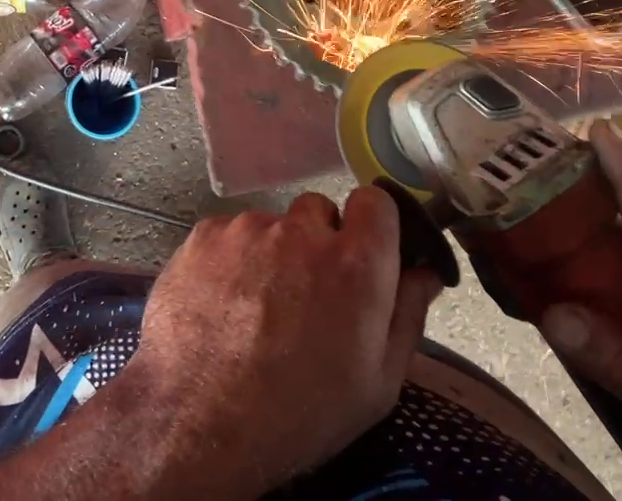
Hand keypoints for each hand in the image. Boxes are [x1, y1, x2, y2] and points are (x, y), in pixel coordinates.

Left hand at [121, 188, 441, 494]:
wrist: (197, 418)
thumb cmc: (300, 412)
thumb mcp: (378, 383)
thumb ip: (407, 314)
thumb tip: (424, 271)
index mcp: (356, 264)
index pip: (375, 202)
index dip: (371, 224)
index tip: (363, 252)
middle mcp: (302, 231)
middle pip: (319, 212)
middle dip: (318, 242)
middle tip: (305, 293)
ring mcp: (248, 228)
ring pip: (271, 226)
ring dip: (272, 253)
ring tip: (255, 308)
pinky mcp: (204, 234)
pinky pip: (230, 233)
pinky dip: (231, 258)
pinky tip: (222, 302)